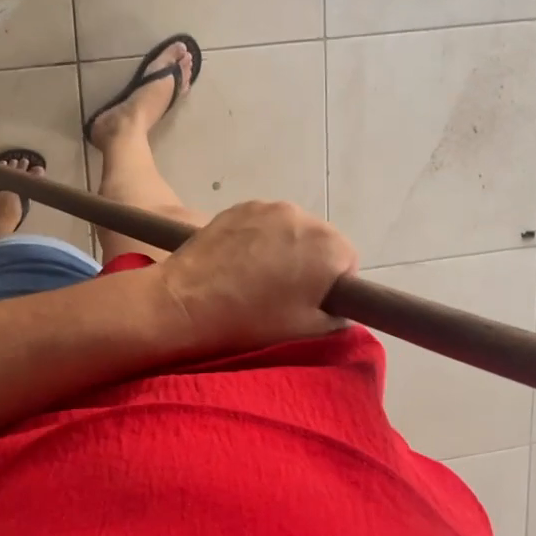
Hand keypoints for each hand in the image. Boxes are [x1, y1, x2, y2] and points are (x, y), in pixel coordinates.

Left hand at [154, 201, 358, 352]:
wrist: (188, 300)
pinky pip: (263, 222)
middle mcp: (304, 216)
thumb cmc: (252, 319)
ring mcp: (268, 206)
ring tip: (256, 277)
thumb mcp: (309, 330)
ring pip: (290, 230)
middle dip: (309, 263)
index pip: (348, 263)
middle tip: (282, 292)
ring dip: (283, 247)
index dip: (332, 286)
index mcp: (329, 246)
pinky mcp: (240, 206)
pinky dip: (259, 238)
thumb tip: (338, 306)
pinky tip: (239, 261)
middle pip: (319, 241)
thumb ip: (340, 316)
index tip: (308, 302)